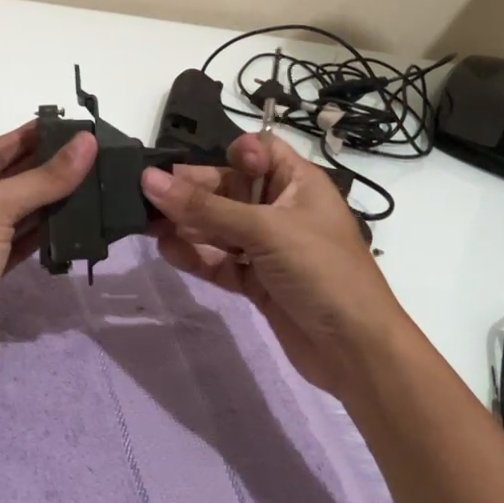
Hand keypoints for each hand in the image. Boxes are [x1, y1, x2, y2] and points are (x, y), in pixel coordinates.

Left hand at [0, 122, 95, 388]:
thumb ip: (41, 179)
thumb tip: (86, 144)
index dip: (26, 137)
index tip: (66, 126)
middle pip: (4, 182)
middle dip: (42, 168)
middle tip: (87, 154)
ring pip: (14, 215)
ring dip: (48, 200)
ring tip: (90, 181)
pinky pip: (19, 244)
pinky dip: (43, 233)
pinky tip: (72, 222)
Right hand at [142, 134, 404, 395]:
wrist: (357, 351)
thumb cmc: (321, 270)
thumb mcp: (264, 230)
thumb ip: (204, 208)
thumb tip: (149, 180)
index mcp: (298, 183)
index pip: (258, 151)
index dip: (228, 154)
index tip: (198, 168)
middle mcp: (282, 209)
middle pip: (228, 189)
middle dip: (191, 191)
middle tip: (146, 194)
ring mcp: (269, 248)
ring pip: (219, 227)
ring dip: (186, 224)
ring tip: (146, 224)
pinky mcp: (258, 282)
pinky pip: (220, 260)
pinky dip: (196, 256)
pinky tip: (167, 250)